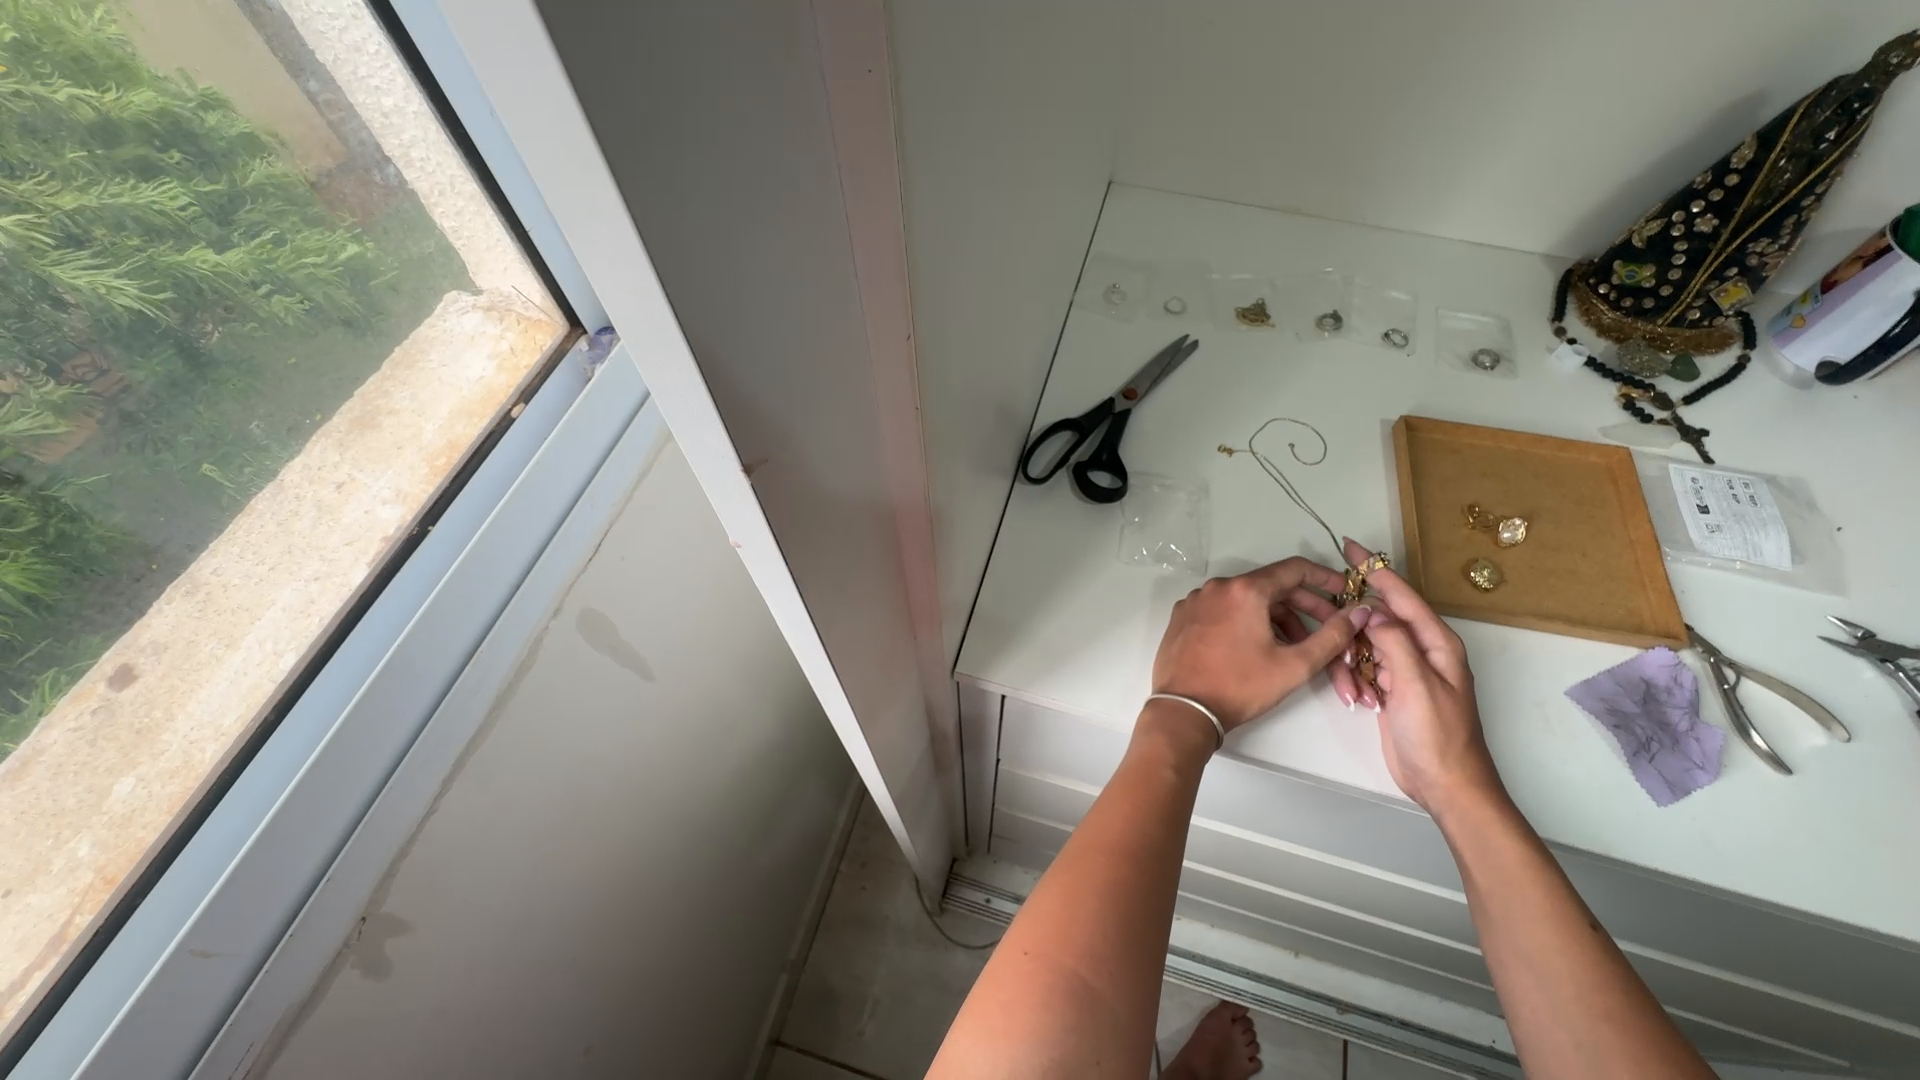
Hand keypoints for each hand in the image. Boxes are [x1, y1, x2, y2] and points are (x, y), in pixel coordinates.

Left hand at [1152, 558, 1369, 730]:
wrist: (1184, 710)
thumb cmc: (1240, 686)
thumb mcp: (1294, 664)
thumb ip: (1332, 635)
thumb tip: (1359, 611)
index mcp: (1244, 590)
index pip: (1294, 569)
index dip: (1325, 579)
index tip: (1344, 593)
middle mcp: (1217, 587)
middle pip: (1270, 585)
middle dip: (1303, 605)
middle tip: (1327, 628)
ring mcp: (1195, 601)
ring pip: (1246, 599)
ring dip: (1274, 616)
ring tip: (1293, 646)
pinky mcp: (1182, 617)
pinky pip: (1222, 609)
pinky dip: (1245, 620)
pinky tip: (1257, 646)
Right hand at [1340, 538, 1502, 812]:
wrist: (1445, 785)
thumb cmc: (1438, 737)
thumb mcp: (1417, 686)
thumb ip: (1395, 644)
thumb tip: (1373, 612)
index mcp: (1437, 644)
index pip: (1402, 597)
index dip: (1376, 570)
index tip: (1350, 546)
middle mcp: (1422, 651)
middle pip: (1379, 617)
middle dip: (1354, 622)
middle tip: (1329, 618)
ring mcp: (1406, 670)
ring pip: (1366, 644)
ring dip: (1352, 661)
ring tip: (1355, 689)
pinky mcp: (1391, 688)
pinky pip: (1363, 668)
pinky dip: (1354, 679)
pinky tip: (1357, 699)